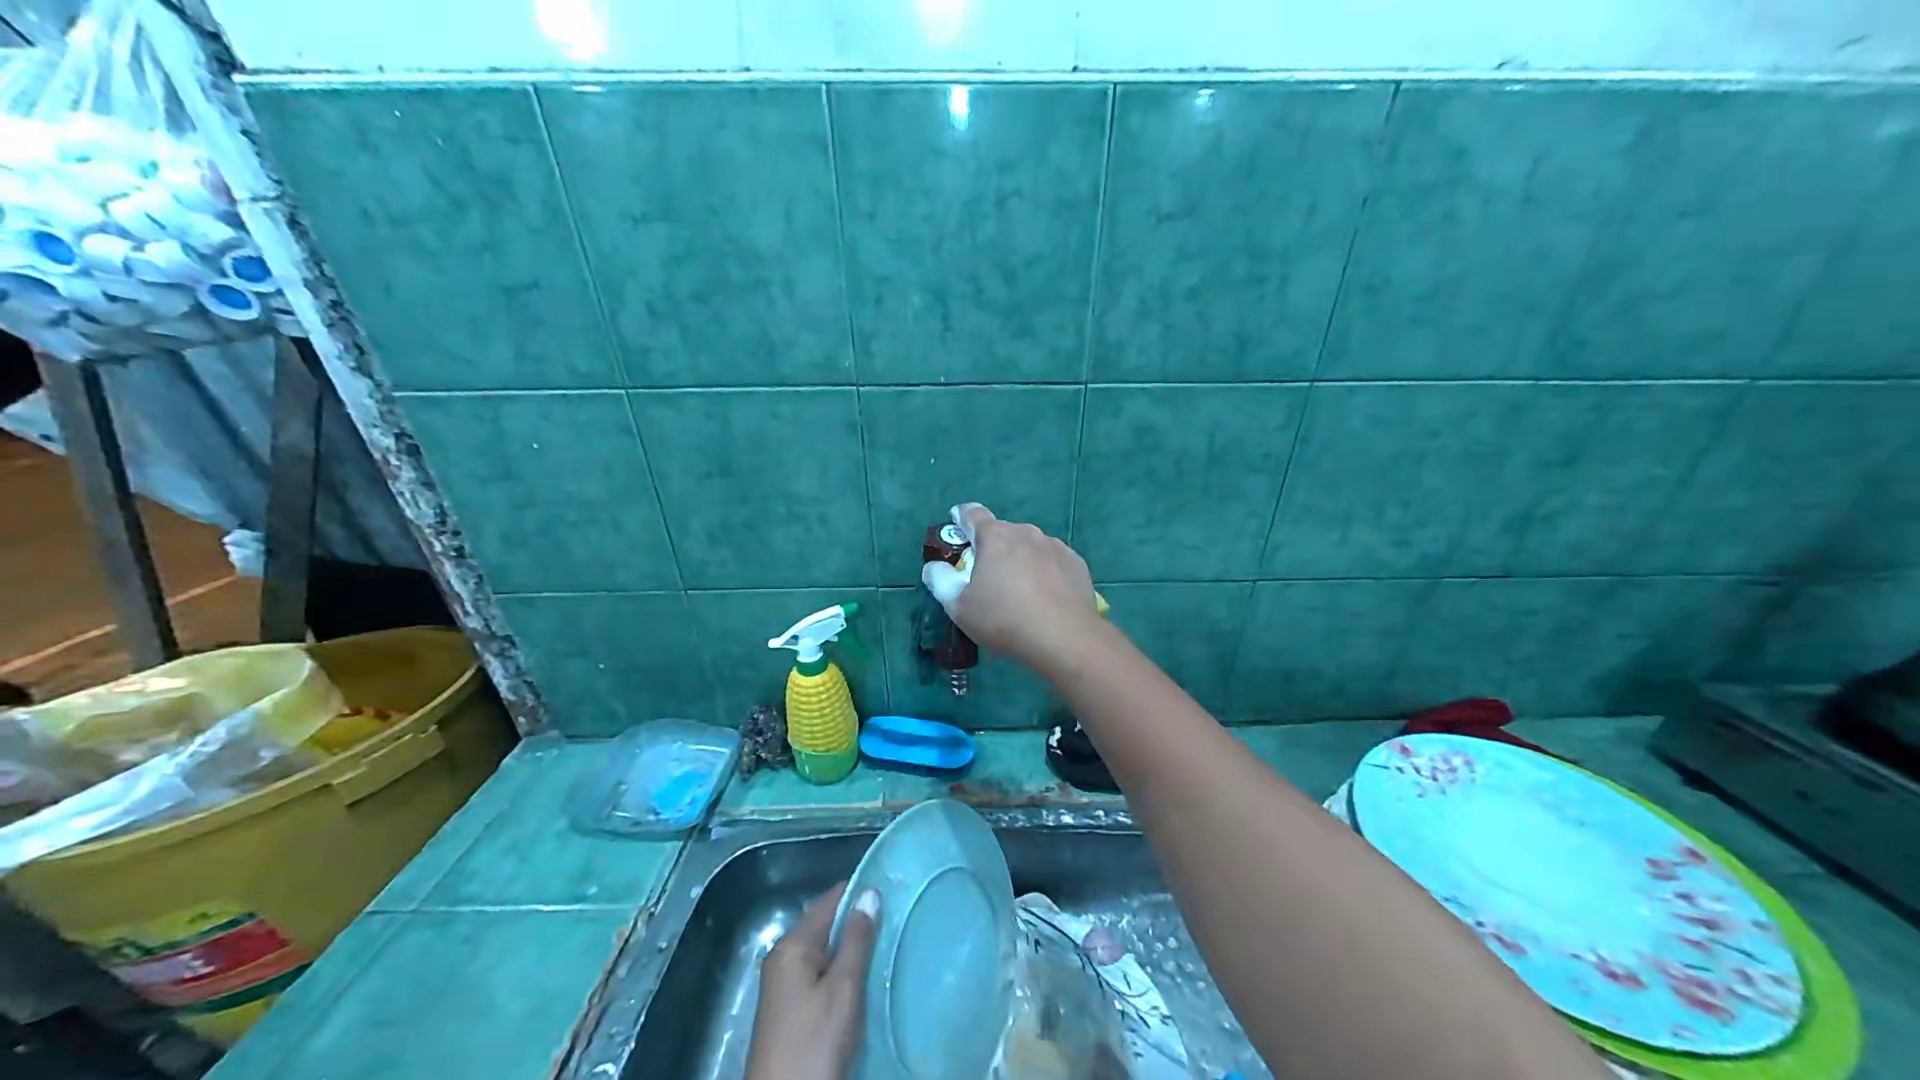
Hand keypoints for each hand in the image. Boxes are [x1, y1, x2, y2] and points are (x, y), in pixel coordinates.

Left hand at [745, 882, 880, 1079]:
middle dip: (858, 922)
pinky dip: (843, 972)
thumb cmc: (814, 1044)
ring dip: (853, 950)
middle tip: (898, 920)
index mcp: (792, 946)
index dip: (860, 893)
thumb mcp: (843, 990)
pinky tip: (865, 980)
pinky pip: (821, 975)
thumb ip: (857, 941)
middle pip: (826, 926)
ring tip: (889, 946)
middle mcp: (783, 958)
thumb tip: (869, 892)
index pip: (830, 901)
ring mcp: (784, 986)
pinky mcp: (790, 1010)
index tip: (893, 890)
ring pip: (825, 952)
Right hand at [921, 503, 1100, 672]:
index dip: (961, 518)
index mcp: (994, 537)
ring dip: (1020, 559)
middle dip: (991, 547)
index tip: (957, 525)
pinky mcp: (1076, 563)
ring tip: (1019, 590)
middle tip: (987, 575)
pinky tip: (1045, 596)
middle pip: (1002, 533)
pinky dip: (1045, 571)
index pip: (972, 513)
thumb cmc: (1004, 619)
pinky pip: (1052, 561)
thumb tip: (933, 567)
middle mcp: (1025, 532)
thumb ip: (940, 581)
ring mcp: (1055, 546)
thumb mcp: (959, 606)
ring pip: (1029, 546)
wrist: (1064, 638)